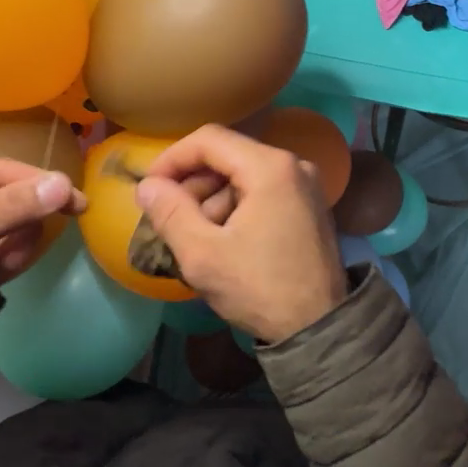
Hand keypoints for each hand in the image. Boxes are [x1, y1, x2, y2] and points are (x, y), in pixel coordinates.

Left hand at [0, 159, 87, 313]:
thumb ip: (8, 211)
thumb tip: (62, 183)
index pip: (1, 170)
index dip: (42, 184)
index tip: (78, 204)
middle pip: (8, 197)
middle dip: (15, 231)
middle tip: (9, 259)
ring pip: (9, 223)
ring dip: (9, 250)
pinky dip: (0, 262)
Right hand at [136, 125, 346, 343]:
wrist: (321, 326)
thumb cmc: (259, 288)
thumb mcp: (203, 254)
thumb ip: (171, 212)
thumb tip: (146, 185)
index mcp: (270, 167)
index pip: (209, 139)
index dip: (172, 158)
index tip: (149, 187)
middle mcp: (293, 164)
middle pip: (229, 156)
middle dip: (193, 184)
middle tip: (169, 220)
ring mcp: (305, 185)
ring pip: (244, 176)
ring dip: (213, 200)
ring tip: (195, 239)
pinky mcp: (309, 206)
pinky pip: (263, 192)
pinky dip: (236, 208)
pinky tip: (222, 242)